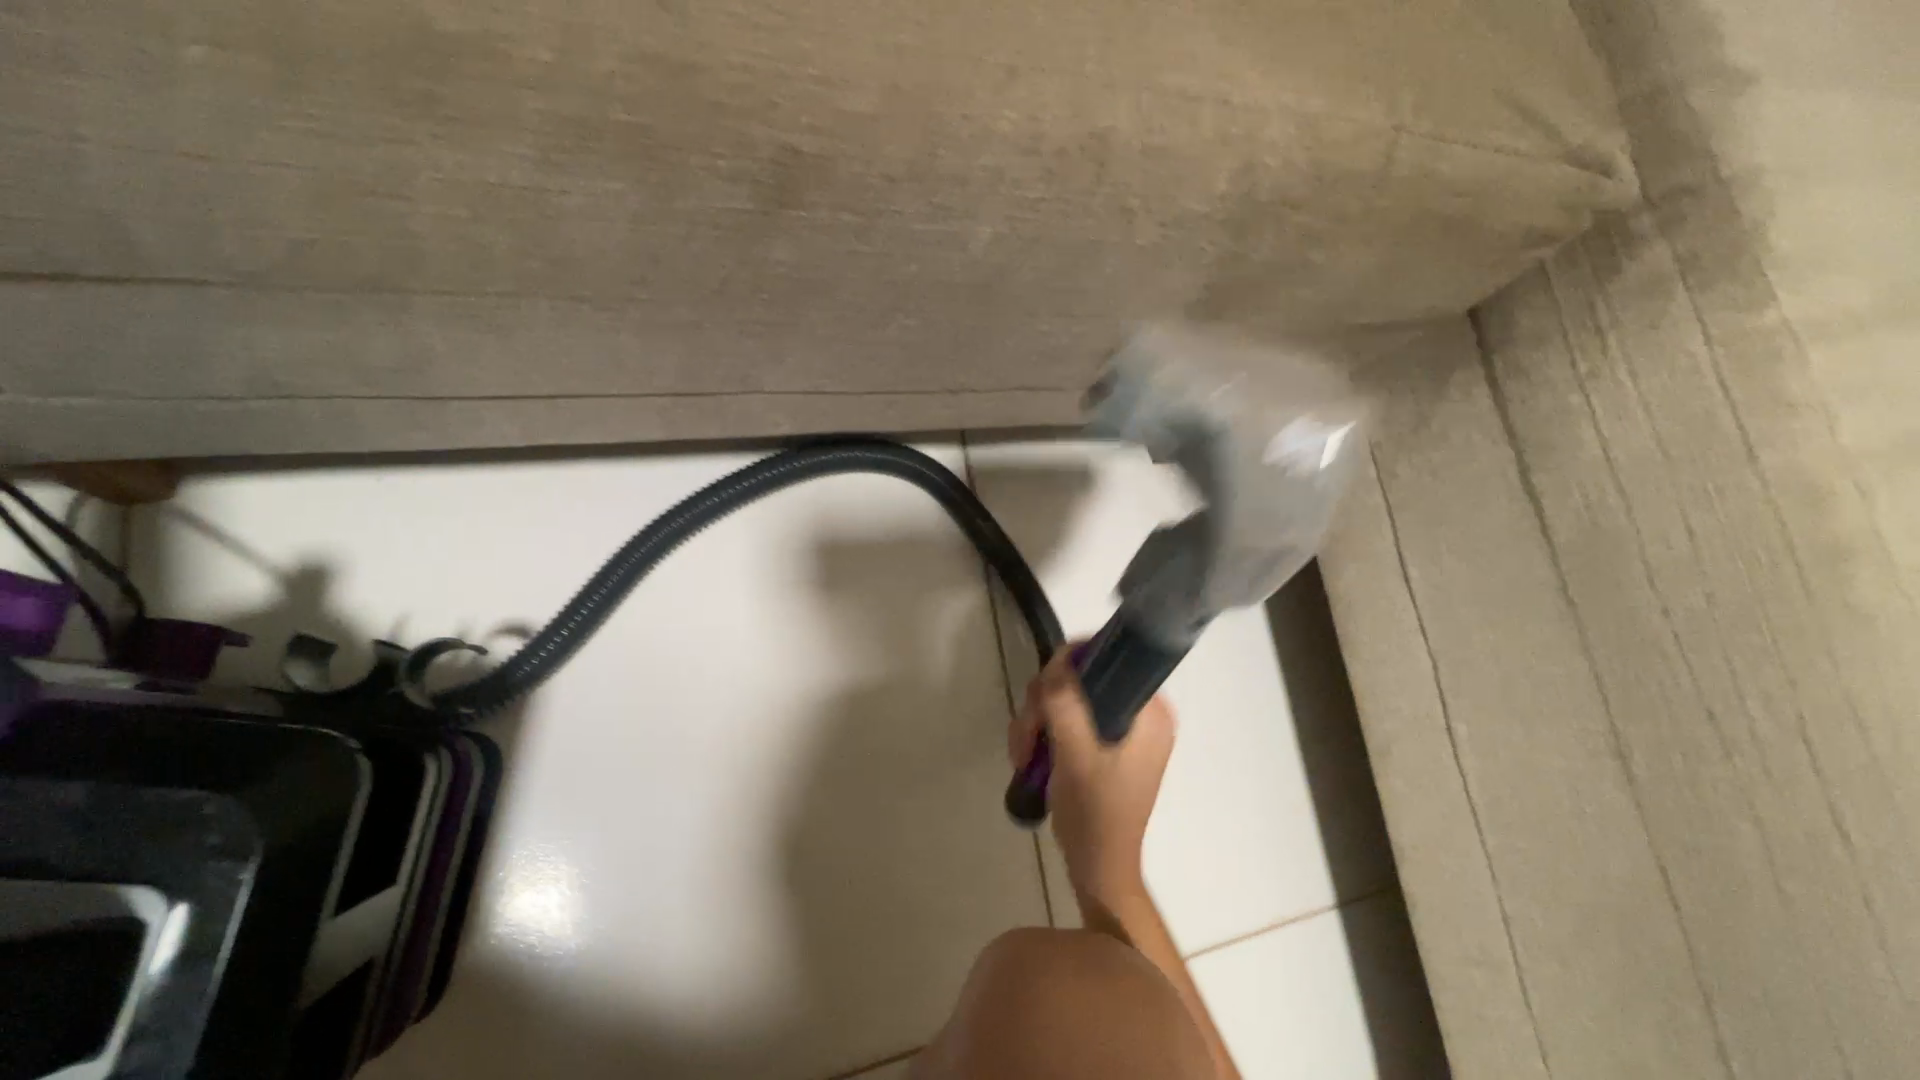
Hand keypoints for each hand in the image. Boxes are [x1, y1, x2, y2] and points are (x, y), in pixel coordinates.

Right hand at [1009, 648, 1176, 912]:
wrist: (1097, 868)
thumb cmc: (1095, 814)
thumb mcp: (1076, 756)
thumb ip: (1066, 705)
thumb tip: (1058, 663)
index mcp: (1150, 711)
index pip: (1109, 658)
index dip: (1069, 665)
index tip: (1042, 694)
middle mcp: (1139, 714)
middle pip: (1081, 678)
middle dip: (1044, 704)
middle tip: (1029, 737)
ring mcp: (1120, 730)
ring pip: (1066, 699)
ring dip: (1037, 723)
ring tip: (1025, 756)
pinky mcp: (1101, 746)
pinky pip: (1066, 720)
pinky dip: (1043, 735)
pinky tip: (1029, 760)